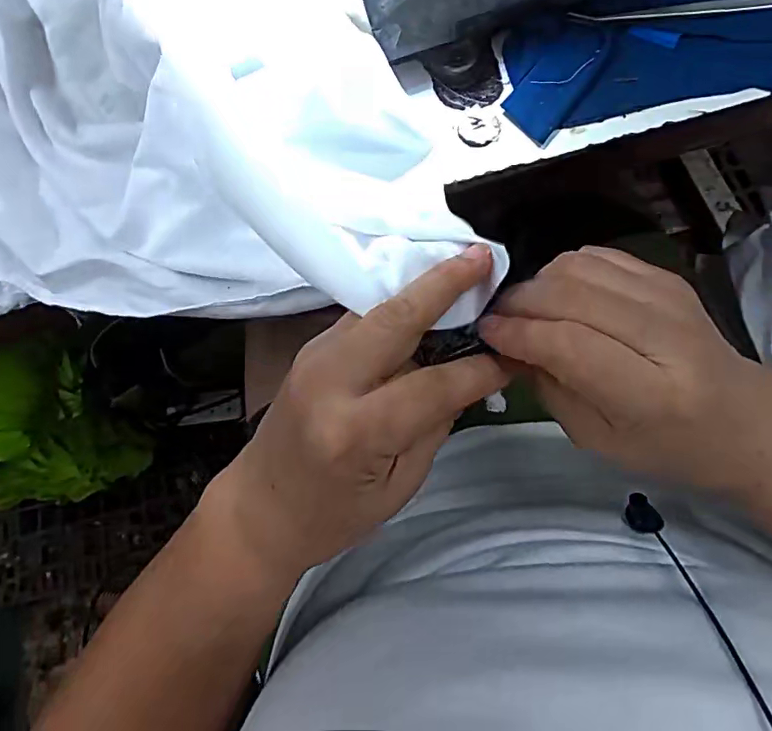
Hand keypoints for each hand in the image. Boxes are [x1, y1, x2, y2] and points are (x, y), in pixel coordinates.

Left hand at [202, 246, 508, 580]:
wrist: (260, 505)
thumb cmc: (332, 515)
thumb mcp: (397, 486)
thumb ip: (432, 426)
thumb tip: (467, 376)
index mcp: (354, 431)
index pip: (430, 386)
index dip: (477, 370)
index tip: (511, 356)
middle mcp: (330, 381)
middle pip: (394, 319)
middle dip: (441, 284)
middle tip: (481, 257)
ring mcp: (313, 357)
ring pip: (374, 309)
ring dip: (418, 288)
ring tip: (460, 268)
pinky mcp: (310, 347)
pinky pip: (360, 319)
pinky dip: (396, 306)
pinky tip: (422, 301)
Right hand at [477, 247, 771, 496]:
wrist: (751, 423)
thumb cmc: (672, 446)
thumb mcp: (599, 439)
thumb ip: (548, 387)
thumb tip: (504, 343)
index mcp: (653, 395)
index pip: (569, 344)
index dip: (519, 332)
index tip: (486, 331)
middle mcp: (667, 337)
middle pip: (570, 295)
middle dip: (519, 302)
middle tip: (495, 317)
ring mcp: (670, 298)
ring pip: (577, 266)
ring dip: (538, 283)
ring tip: (526, 307)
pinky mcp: (667, 277)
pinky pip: (594, 256)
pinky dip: (563, 270)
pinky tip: (558, 295)